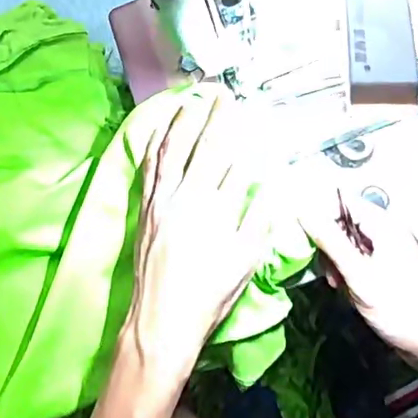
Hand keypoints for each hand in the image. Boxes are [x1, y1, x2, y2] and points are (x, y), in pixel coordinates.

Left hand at [121, 92, 266, 383]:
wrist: (159, 322)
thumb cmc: (209, 294)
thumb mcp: (246, 261)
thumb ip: (260, 217)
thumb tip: (273, 180)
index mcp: (214, 209)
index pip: (231, 159)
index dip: (241, 133)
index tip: (249, 112)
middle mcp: (185, 197)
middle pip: (203, 147)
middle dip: (216, 118)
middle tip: (225, 96)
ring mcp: (160, 199)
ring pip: (172, 150)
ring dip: (183, 121)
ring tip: (193, 99)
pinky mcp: (145, 206)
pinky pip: (150, 166)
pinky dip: (157, 143)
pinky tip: (162, 129)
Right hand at [298, 191, 417, 370]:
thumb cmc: (404, 311)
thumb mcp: (359, 275)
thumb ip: (330, 242)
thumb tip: (305, 213)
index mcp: (386, 226)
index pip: (345, 202)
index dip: (322, 216)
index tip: (307, 237)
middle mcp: (391, 233)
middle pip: (347, 224)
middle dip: (331, 246)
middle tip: (330, 272)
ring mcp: (394, 252)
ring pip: (354, 245)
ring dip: (341, 263)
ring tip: (342, 286)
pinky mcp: (394, 271)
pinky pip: (364, 261)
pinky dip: (353, 274)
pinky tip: (353, 292)